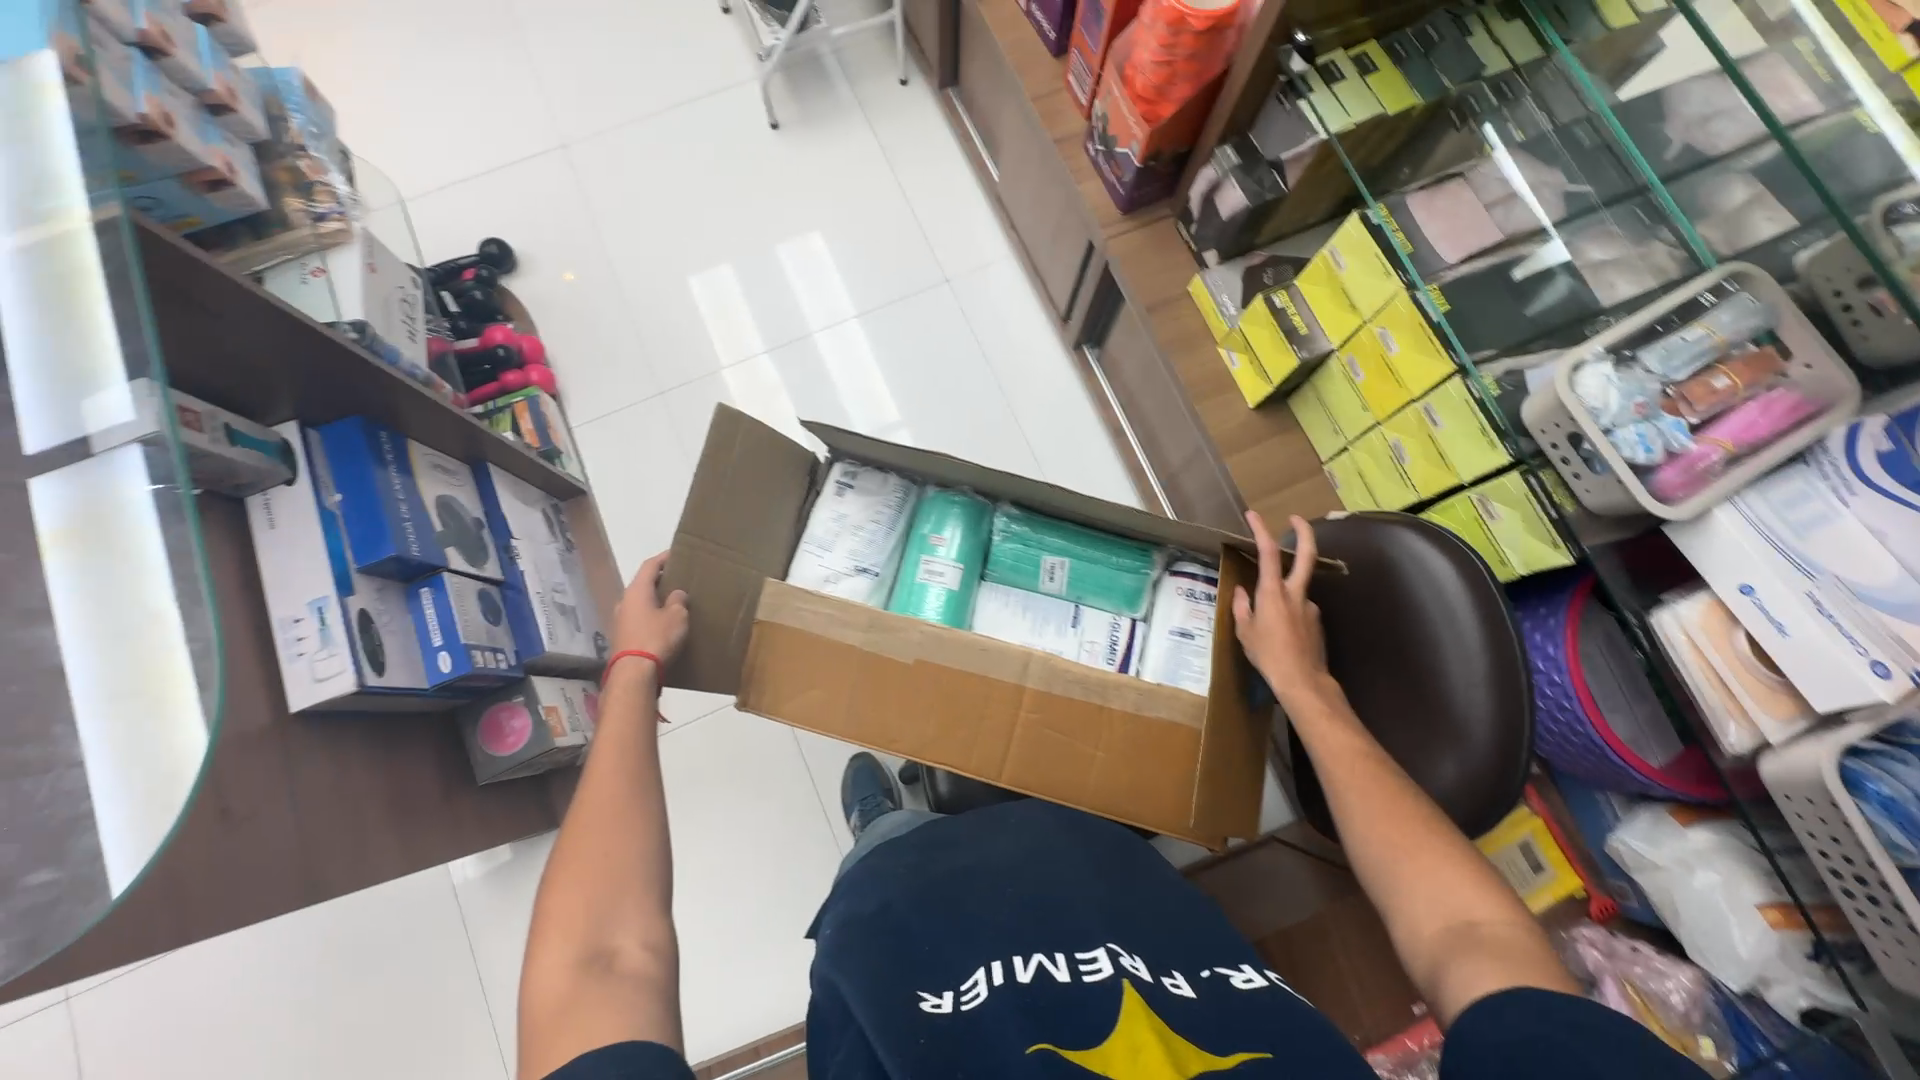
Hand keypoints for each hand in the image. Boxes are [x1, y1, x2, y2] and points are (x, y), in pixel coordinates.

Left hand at [610, 552, 688, 667]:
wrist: (634, 672)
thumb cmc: (657, 638)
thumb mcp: (676, 617)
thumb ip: (678, 601)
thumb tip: (676, 594)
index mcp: (637, 591)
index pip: (650, 566)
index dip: (663, 558)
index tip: (676, 554)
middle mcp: (624, 601)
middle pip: (642, 584)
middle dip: (659, 580)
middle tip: (678, 579)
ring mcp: (620, 619)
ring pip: (640, 602)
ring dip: (654, 599)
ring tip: (673, 602)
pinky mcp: (622, 636)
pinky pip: (638, 618)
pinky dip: (650, 615)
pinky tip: (663, 622)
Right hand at [1232, 512, 1334, 709]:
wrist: (1302, 680)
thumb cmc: (1267, 655)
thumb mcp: (1244, 631)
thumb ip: (1241, 607)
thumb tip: (1240, 591)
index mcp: (1272, 593)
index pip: (1267, 552)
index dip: (1260, 530)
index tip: (1253, 515)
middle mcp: (1295, 593)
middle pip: (1306, 555)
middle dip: (1303, 532)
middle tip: (1296, 518)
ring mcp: (1310, 606)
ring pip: (1297, 588)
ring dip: (1284, 594)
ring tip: (1269, 624)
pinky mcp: (1316, 621)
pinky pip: (1300, 610)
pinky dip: (1289, 615)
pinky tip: (1281, 636)